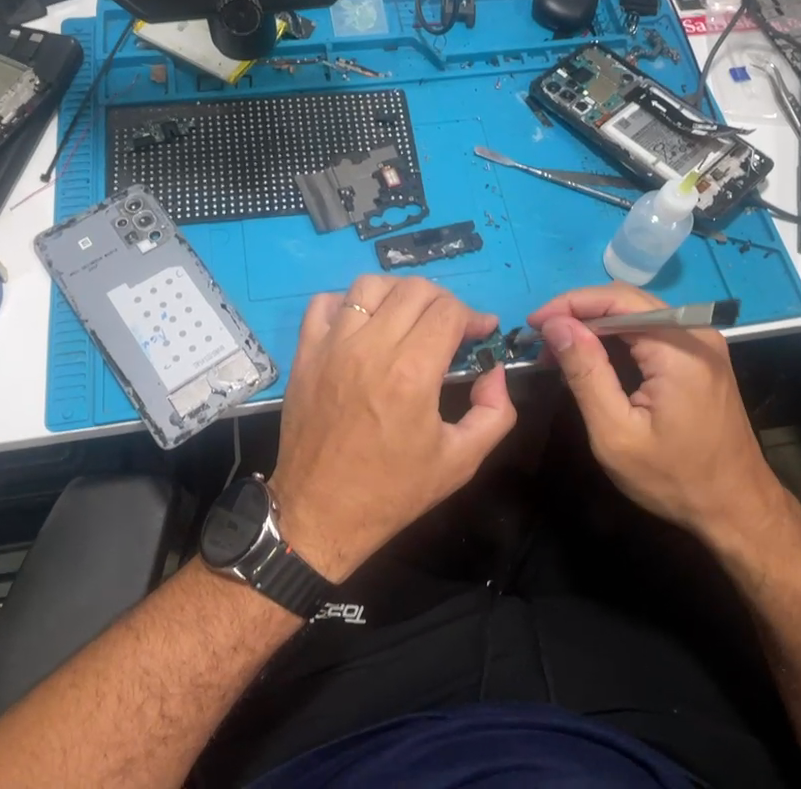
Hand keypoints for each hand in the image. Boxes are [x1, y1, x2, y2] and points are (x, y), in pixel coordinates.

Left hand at [271, 276, 516, 581]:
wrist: (320, 514)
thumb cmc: (392, 492)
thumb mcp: (461, 462)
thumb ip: (495, 413)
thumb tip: (494, 373)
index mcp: (412, 373)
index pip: (449, 311)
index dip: (474, 316)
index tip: (482, 332)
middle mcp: (370, 348)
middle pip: (414, 290)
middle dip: (444, 301)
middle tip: (452, 328)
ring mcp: (332, 347)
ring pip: (369, 286)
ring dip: (398, 294)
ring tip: (409, 318)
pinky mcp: (305, 355)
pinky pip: (324, 304)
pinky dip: (348, 303)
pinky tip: (363, 324)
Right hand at [528, 284, 782, 540]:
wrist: (736, 509)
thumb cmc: (674, 478)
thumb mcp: (616, 433)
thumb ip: (585, 372)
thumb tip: (555, 325)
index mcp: (679, 348)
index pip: (617, 299)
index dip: (570, 304)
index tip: (533, 325)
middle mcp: (696, 333)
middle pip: (628, 300)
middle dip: (579, 313)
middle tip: (541, 339)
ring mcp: (703, 344)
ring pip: (638, 313)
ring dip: (596, 325)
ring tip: (559, 349)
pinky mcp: (702, 357)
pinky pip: (653, 330)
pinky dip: (618, 337)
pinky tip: (593, 356)